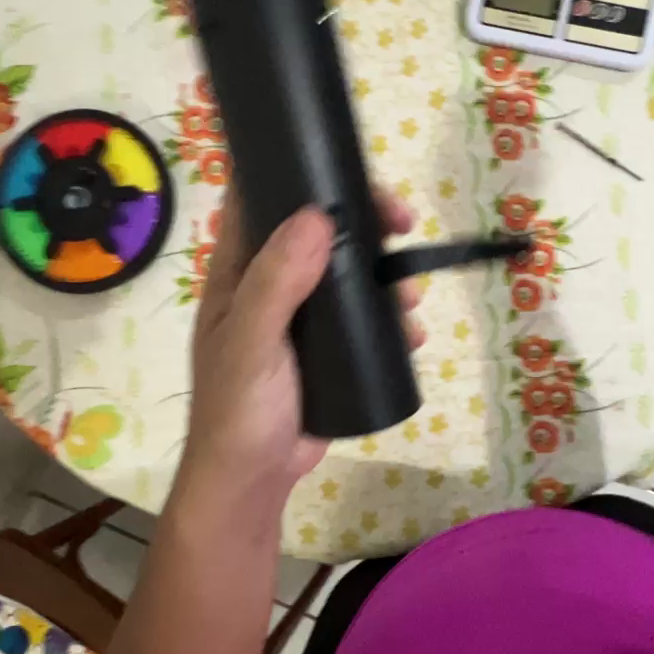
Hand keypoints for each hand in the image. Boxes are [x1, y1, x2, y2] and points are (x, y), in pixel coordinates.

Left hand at [172, 189, 423, 516]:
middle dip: (366, 223)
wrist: (255, 481)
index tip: (352, 173)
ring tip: (414, 296)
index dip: (305, 175)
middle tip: (403, 224)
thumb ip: (276, 283)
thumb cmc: (239, 409)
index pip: (266, 200)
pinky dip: (393, 319)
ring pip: (351, 274)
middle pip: (322, 231)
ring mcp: (304, 317)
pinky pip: (367, 320)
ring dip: (387, 274)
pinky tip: (413, 334)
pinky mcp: (331, 349)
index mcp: (241, 270)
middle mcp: (272, 283)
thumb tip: (319, 217)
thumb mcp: (252, 343)